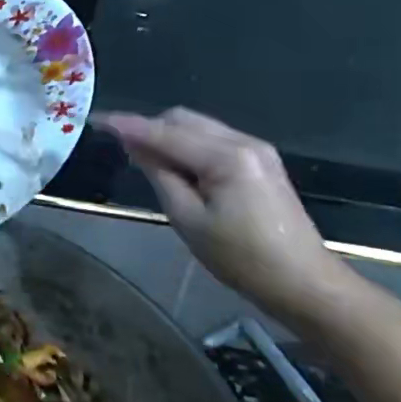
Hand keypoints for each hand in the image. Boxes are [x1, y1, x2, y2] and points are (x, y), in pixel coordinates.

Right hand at [99, 109, 347, 317]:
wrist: (304, 283)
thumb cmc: (241, 258)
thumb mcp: (188, 219)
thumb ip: (159, 174)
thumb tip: (134, 144)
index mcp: (226, 156)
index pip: (164, 132)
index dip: (127, 125)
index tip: (96, 121)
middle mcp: (243, 141)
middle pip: (182, 119)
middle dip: (148, 127)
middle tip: (120, 149)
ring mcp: (255, 149)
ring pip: (196, 126)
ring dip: (167, 136)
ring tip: (144, 160)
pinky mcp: (259, 161)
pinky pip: (211, 139)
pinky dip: (186, 145)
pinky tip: (174, 166)